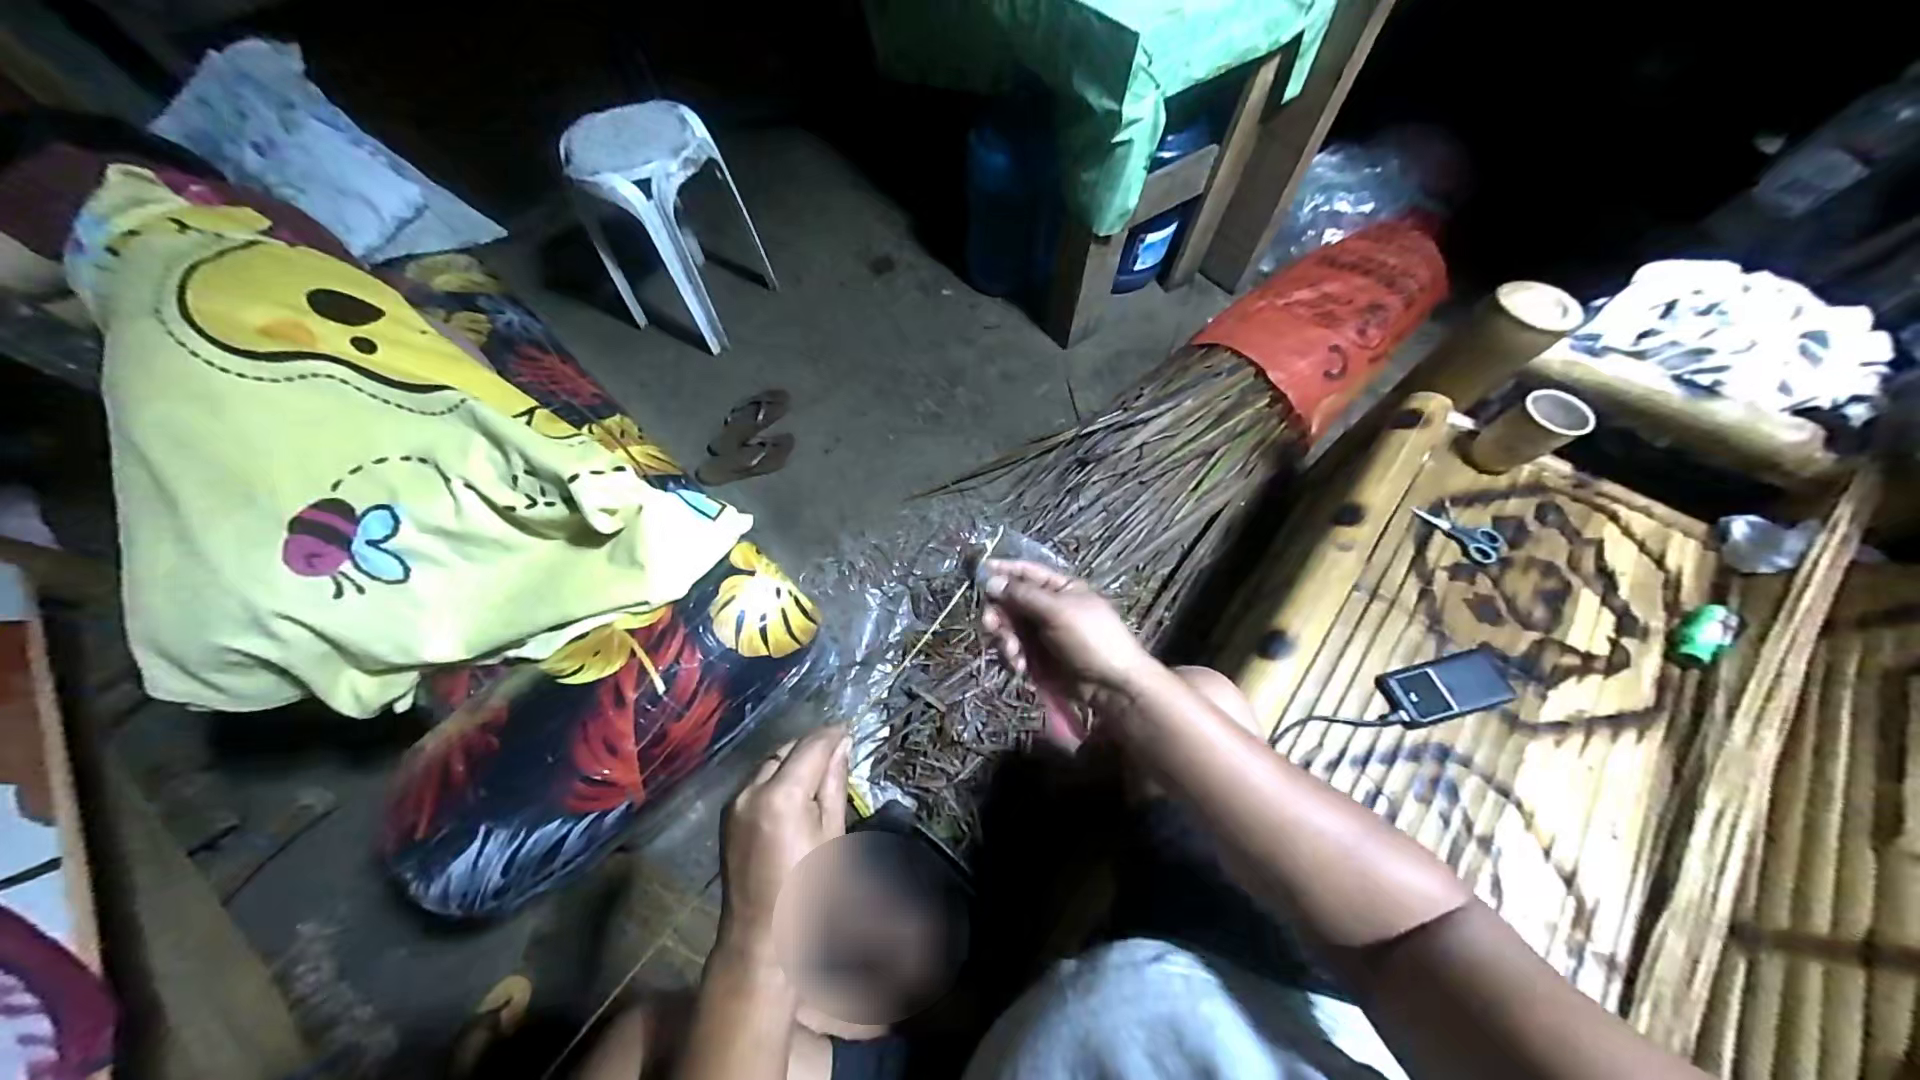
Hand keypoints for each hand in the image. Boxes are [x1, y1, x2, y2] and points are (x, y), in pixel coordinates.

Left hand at [718, 724, 849, 959]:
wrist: (760, 936)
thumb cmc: (809, 891)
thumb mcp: (832, 834)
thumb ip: (834, 784)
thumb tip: (842, 745)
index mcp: (781, 796)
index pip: (810, 747)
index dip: (832, 735)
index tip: (849, 730)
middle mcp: (751, 790)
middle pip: (786, 749)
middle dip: (812, 745)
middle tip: (838, 750)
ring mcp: (734, 802)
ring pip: (770, 762)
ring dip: (793, 759)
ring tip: (819, 770)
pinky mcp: (727, 814)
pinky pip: (756, 780)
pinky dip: (777, 776)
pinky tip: (795, 789)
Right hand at [979, 559, 1153, 706]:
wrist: (1111, 685)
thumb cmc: (1091, 639)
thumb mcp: (1058, 611)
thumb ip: (1023, 594)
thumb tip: (991, 579)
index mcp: (1058, 588)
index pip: (1025, 572)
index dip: (1002, 570)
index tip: (979, 571)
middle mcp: (1046, 607)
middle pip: (1009, 601)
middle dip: (998, 613)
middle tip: (993, 626)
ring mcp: (1039, 633)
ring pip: (1006, 628)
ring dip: (1004, 639)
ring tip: (1014, 653)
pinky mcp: (1035, 657)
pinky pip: (1011, 650)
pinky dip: (1011, 657)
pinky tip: (1020, 667)